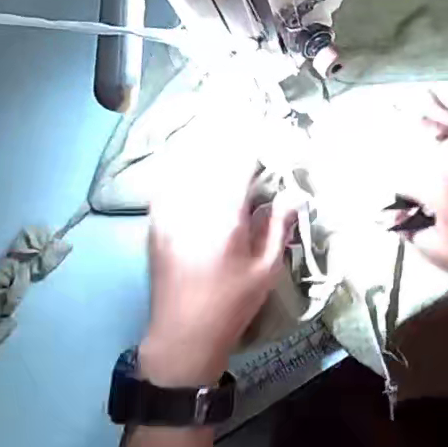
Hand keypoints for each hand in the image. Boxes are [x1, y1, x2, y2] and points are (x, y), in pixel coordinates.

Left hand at [140, 115, 296, 386]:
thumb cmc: (231, 305)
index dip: (254, 137)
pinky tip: (195, 157)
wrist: (181, 336)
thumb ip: (279, 226)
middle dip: (229, 130)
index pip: (238, 161)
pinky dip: (184, 162)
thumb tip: (291, 193)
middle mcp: (191, 206)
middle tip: (246, 110)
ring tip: (222, 124)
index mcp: (223, 218)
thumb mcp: (266, 269)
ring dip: (205, 141)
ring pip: (185, 161)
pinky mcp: (156, 220)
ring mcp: (167, 212)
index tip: (269, 122)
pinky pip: (169, 179)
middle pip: (209, 153)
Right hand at [387, 95, 447, 307]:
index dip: (398, 180)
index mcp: (441, 187)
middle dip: (404, 121)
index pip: (403, 172)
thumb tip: (391, 215)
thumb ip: (414, 233)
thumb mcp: (447, 255)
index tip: (399, 186)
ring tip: (418, 95)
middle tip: (391, 105)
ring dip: (433, 108)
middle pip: (425, 132)